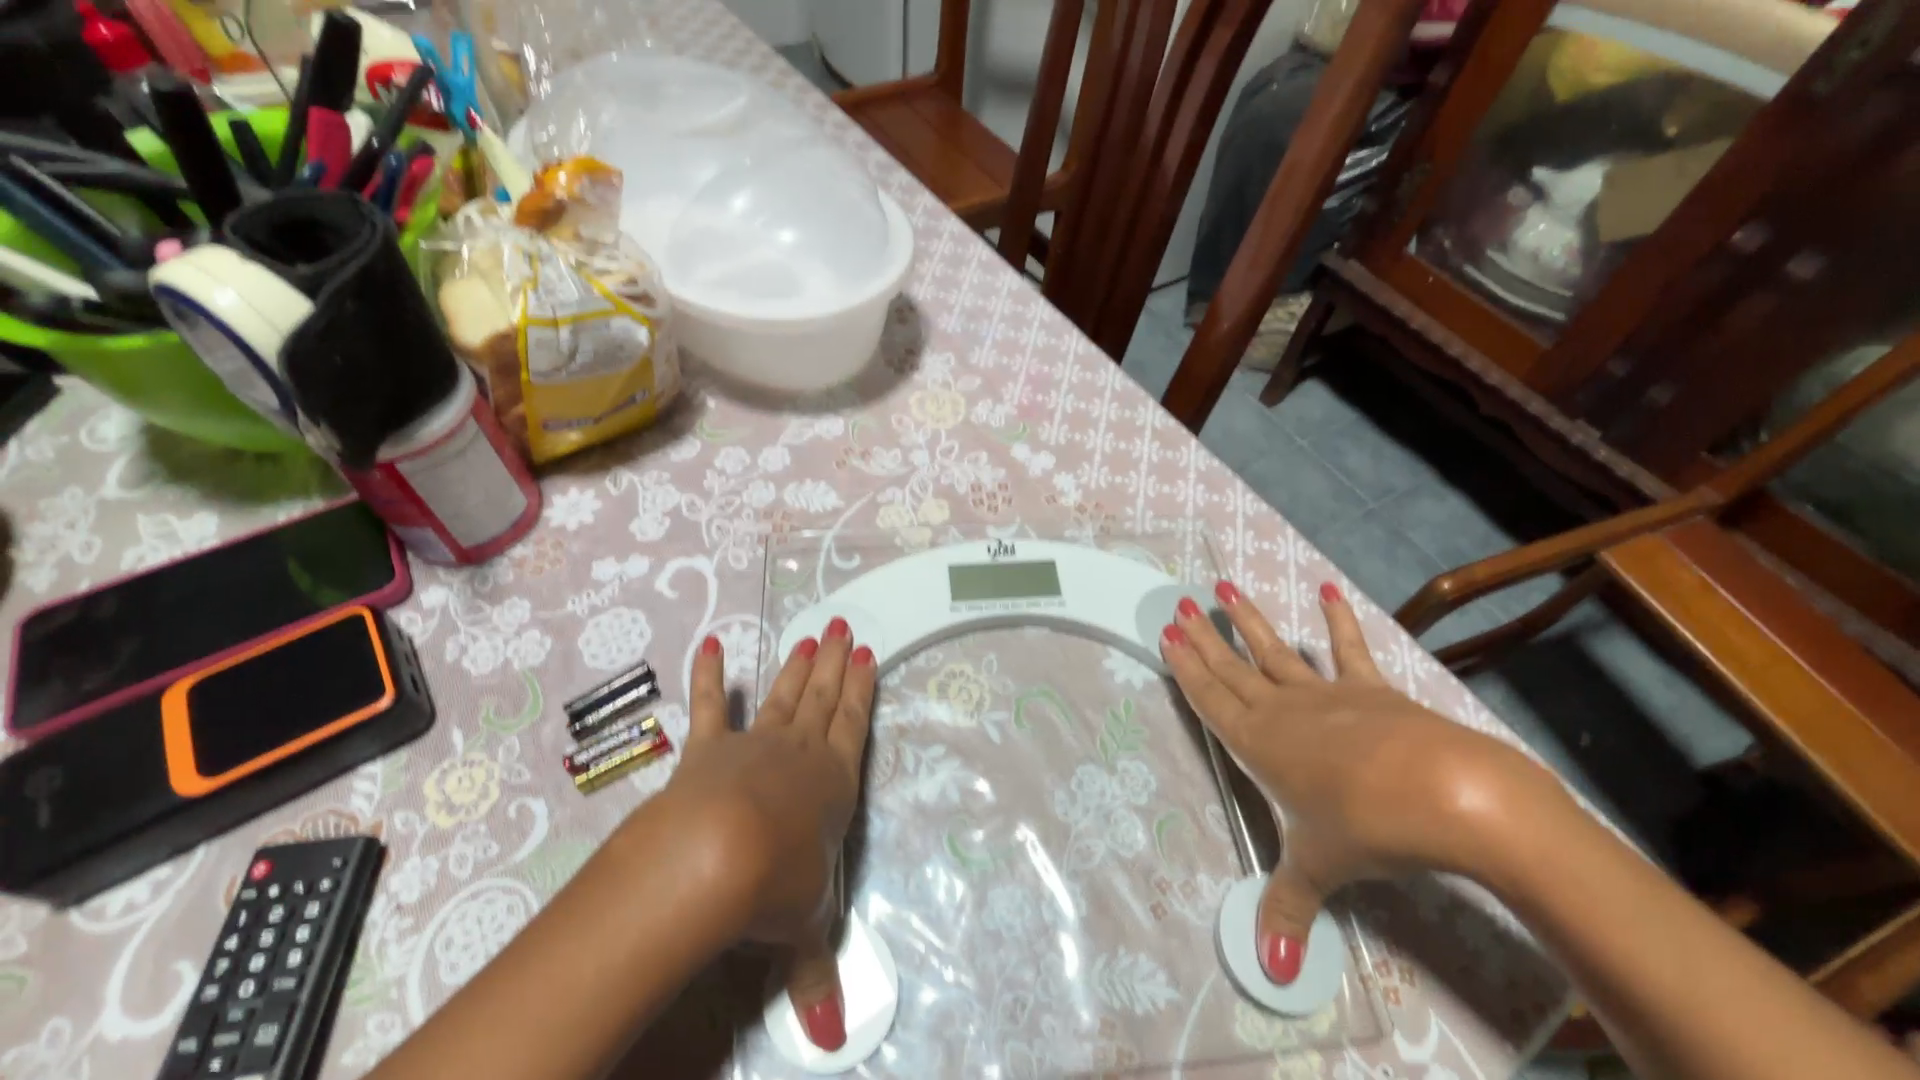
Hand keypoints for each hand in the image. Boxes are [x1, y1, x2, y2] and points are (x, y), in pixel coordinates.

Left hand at [664, 618, 875, 1052]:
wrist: (717, 855)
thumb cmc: (776, 887)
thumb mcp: (805, 932)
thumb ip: (818, 978)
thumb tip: (835, 1041)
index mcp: (833, 785)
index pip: (854, 727)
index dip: (861, 691)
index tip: (867, 654)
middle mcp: (799, 754)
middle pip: (822, 700)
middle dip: (834, 665)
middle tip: (842, 626)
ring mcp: (753, 745)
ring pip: (781, 696)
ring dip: (795, 666)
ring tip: (809, 635)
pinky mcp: (707, 750)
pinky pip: (707, 706)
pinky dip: (707, 674)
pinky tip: (709, 642)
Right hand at [1161, 581, 1557, 984]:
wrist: (1449, 793)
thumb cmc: (1368, 828)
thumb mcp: (1320, 869)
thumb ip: (1288, 908)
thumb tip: (1267, 970)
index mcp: (1259, 746)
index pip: (1211, 700)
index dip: (1188, 669)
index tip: (1168, 634)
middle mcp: (1285, 712)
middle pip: (1234, 671)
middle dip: (1205, 640)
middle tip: (1180, 605)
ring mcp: (1329, 695)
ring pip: (1277, 653)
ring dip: (1250, 623)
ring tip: (1225, 588)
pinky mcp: (1373, 690)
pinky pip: (1349, 648)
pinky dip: (1338, 618)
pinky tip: (1327, 588)